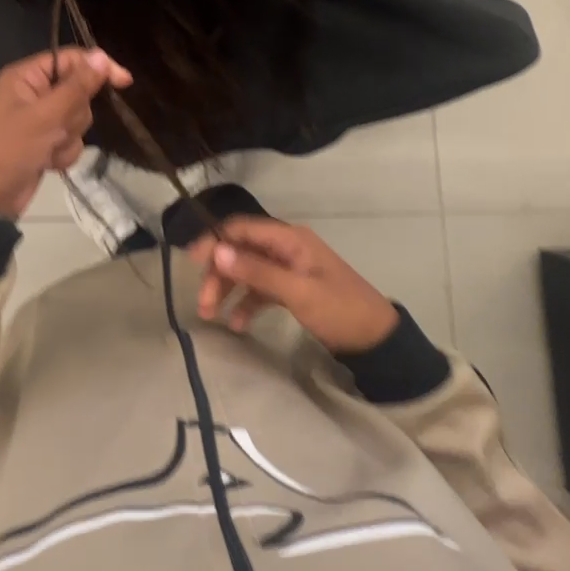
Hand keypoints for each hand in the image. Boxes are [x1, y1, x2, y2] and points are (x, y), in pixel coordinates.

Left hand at [0, 49, 133, 218]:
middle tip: (55, 129)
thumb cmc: (10, 149)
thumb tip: (101, 56)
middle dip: (73, 115)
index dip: (97, 68)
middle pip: (78, 91)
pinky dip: (64, 152)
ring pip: (78, 118)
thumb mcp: (45, 116)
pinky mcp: (46, 141)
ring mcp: (40, 119)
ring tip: (47, 149)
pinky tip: (47, 163)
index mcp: (26, 76)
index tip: (124, 82)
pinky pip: (71, 139)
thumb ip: (76, 86)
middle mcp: (34, 93)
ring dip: (68, 137)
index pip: (70, 59)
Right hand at [186, 218, 399, 352]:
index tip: (191, 262)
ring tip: (211, 315)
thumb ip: (257, 271)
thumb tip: (217, 251)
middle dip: (218, 274)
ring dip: (227, 290)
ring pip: (246, 271)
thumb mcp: (298, 292)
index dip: (214, 241)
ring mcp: (289, 268)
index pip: (241, 229)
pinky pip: (260, 289)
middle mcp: (286, 248)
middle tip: (203, 304)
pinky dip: (246, 303)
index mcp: (289, 239)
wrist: (378, 341)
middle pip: (240, 252)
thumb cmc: (339, 310)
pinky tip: (237, 324)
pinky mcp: (292, 289)